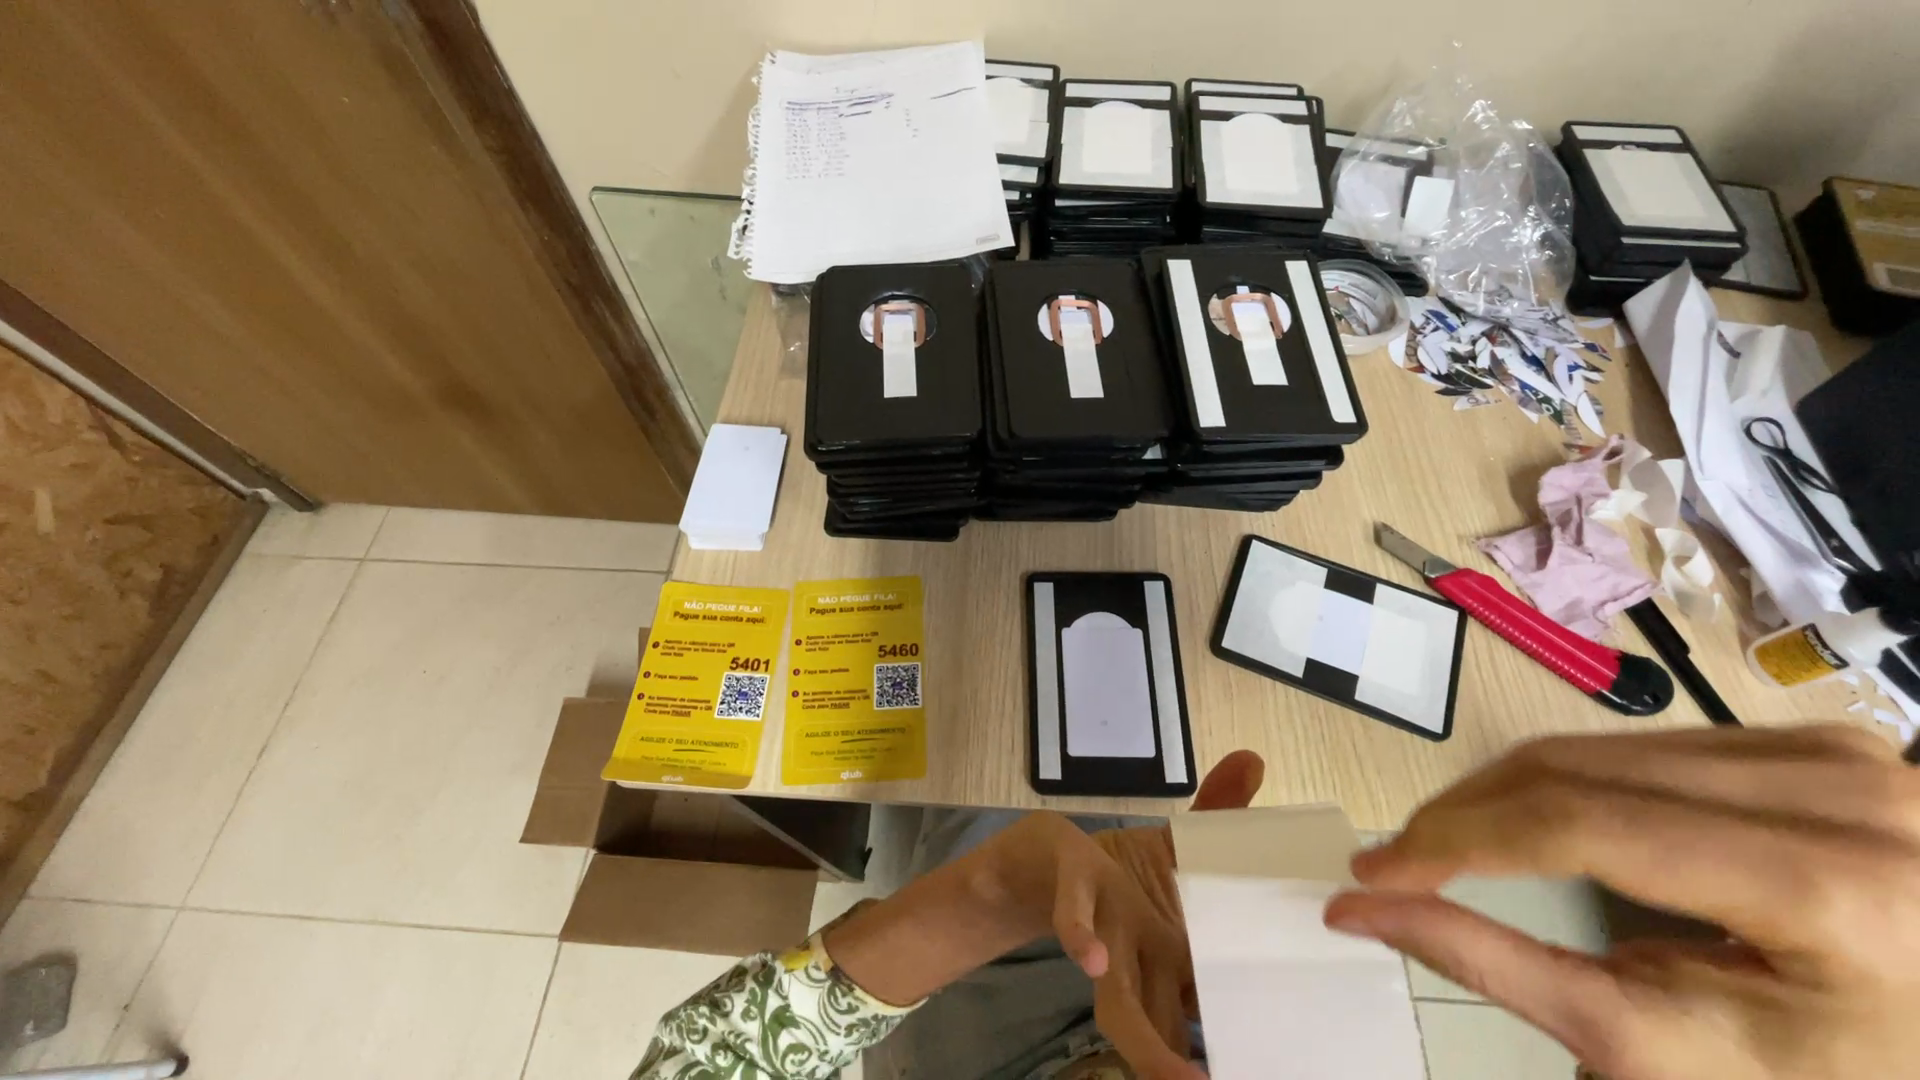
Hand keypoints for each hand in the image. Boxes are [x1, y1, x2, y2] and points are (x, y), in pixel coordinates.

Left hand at [1052, 751, 1266, 1079]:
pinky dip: (1078, 931)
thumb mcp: (1181, 843)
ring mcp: (1109, 935)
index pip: (1220, 1008)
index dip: (1246, 1042)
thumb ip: (1220, 809)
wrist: (1049, 857)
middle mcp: (1147, 960)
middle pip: (1173, 1027)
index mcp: (1182, 954)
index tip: (1274, 1061)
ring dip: (1150, 1046)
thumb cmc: (1126, 866)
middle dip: (1187, 1066)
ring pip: (1126, 1003)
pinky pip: (1075, 915)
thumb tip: (1253, 760)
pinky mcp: (1075, 894)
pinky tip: (1089, 956)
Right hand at [1324, 725, 1919, 1079]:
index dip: (1455, 840)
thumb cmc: (1823, 1078)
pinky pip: (1642, 745)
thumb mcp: (1661, 1049)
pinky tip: (1543, 823)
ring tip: (1456, 845)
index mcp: (1829, 891)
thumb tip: (1357, 909)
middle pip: (1577, 772)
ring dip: (1503, 795)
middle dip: (1465, 814)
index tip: (1373, 872)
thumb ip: (1498, 966)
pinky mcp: (1819, 742)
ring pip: (1596, 748)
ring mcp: (1838, 755)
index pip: (1579, 826)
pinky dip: (1567, 781)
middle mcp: (1842, 795)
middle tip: (1400, 862)